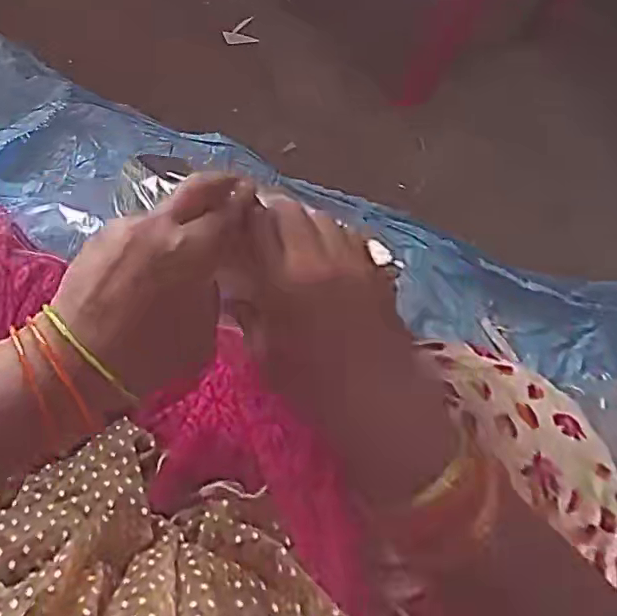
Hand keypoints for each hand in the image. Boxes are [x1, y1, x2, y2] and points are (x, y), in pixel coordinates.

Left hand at [48, 171, 253, 401]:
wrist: (75, 359)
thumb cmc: (147, 357)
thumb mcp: (201, 333)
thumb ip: (211, 290)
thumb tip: (210, 271)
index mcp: (191, 249)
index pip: (228, 211)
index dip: (243, 203)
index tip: (250, 200)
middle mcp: (159, 226)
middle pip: (198, 186)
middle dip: (221, 182)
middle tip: (234, 186)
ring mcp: (127, 225)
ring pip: (164, 210)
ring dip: (181, 218)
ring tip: (183, 242)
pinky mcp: (102, 233)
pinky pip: (137, 228)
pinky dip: (151, 236)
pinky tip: (147, 261)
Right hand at [227, 192, 457, 509]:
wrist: (383, 406)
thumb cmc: (315, 389)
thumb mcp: (266, 355)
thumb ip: (248, 314)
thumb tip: (237, 291)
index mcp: (285, 277)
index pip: (258, 223)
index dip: (242, 217)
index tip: (232, 225)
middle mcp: (319, 257)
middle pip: (290, 209)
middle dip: (270, 211)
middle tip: (257, 227)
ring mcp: (352, 260)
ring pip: (321, 217)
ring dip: (300, 220)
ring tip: (288, 237)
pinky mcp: (374, 269)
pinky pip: (347, 235)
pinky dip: (329, 233)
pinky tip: (321, 251)